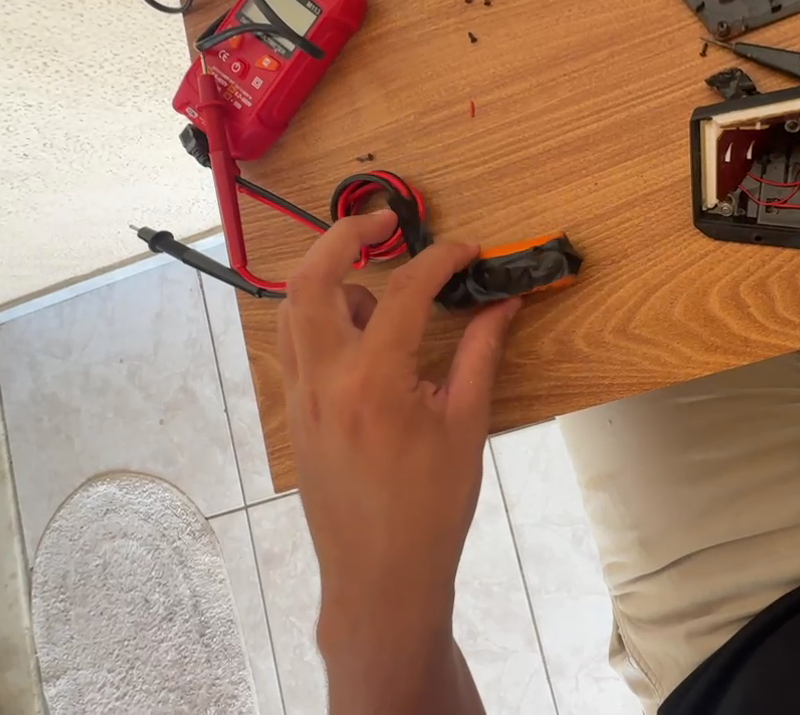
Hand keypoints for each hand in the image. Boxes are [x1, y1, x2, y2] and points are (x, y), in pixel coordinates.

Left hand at [276, 210, 520, 711]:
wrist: (378, 579)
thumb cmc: (431, 506)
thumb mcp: (466, 424)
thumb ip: (482, 352)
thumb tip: (504, 302)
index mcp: (375, 380)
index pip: (405, 291)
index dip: (442, 259)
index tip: (470, 249)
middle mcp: (325, 379)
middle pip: (312, 281)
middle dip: (344, 235)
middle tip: (384, 221)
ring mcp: (302, 397)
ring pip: (294, 311)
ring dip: (330, 279)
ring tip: (376, 287)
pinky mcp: (297, 415)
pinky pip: (298, 345)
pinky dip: (323, 319)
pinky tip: (364, 337)